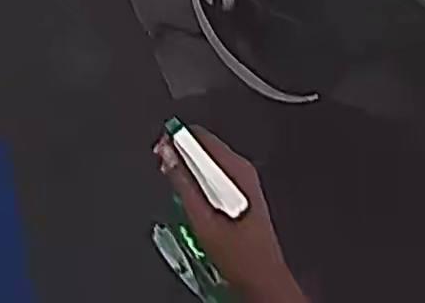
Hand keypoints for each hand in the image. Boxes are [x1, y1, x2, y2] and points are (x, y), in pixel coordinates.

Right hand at [155, 127, 307, 302]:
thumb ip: (183, 184)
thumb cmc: (240, 258)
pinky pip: (213, 175)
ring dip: (187, 168)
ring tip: (173, 183)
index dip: (175, 138)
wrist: (265, 287)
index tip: (159, 149)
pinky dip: (197, 180)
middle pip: (203, 147)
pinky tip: (189, 197)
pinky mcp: (240, 193)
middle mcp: (242, 171)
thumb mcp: (203, 221)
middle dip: (179, 154)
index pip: (199, 136)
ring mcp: (243, 182)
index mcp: (237, 170)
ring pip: (206, 162)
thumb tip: (167, 154)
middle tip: (162, 166)